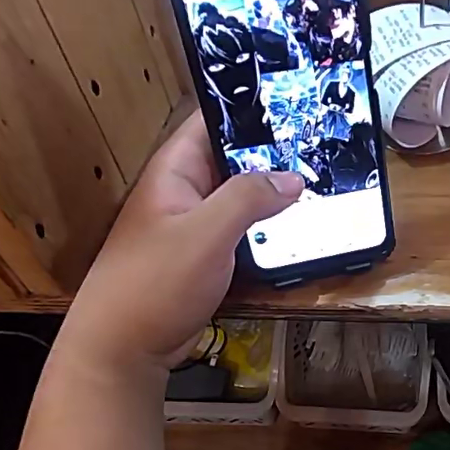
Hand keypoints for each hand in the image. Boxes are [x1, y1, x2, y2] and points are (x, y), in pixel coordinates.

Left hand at [59, 117, 301, 376]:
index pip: (211, 122)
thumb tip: (293, 177)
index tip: (295, 101)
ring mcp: (198, 225)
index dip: (247, 108)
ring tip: (323, 181)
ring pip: (243, 198)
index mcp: (175, 171)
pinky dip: (269, 228)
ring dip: (275, 194)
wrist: (126, 348)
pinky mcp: (210, 255)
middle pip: (234, 160)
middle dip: (273, 154)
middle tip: (322, 146)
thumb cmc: (154, 283)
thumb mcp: (205, 234)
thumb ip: (248, 199)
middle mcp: (187, 192)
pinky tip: (300, 227)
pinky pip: (245, 231)